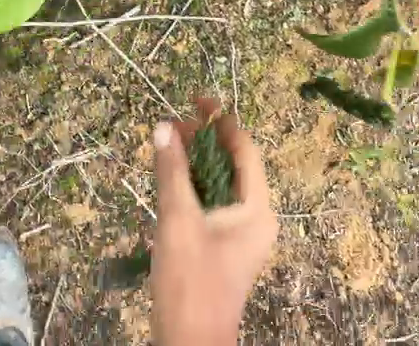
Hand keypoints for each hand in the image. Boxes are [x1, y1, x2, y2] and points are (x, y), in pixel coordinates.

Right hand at [149, 98, 278, 345]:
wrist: (190, 344)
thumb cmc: (190, 281)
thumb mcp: (176, 218)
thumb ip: (171, 169)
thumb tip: (162, 126)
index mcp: (257, 209)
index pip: (245, 150)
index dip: (221, 120)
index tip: (196, 98)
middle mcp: (256, 218)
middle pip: (233, 163)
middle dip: (203, 139)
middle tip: (171, 123)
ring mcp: (241, 234)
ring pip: (221, 182)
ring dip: (195, 160)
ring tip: (166, 142)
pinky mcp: (224, 245)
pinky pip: (213, 200)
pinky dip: (193, 182)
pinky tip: (169, 175)